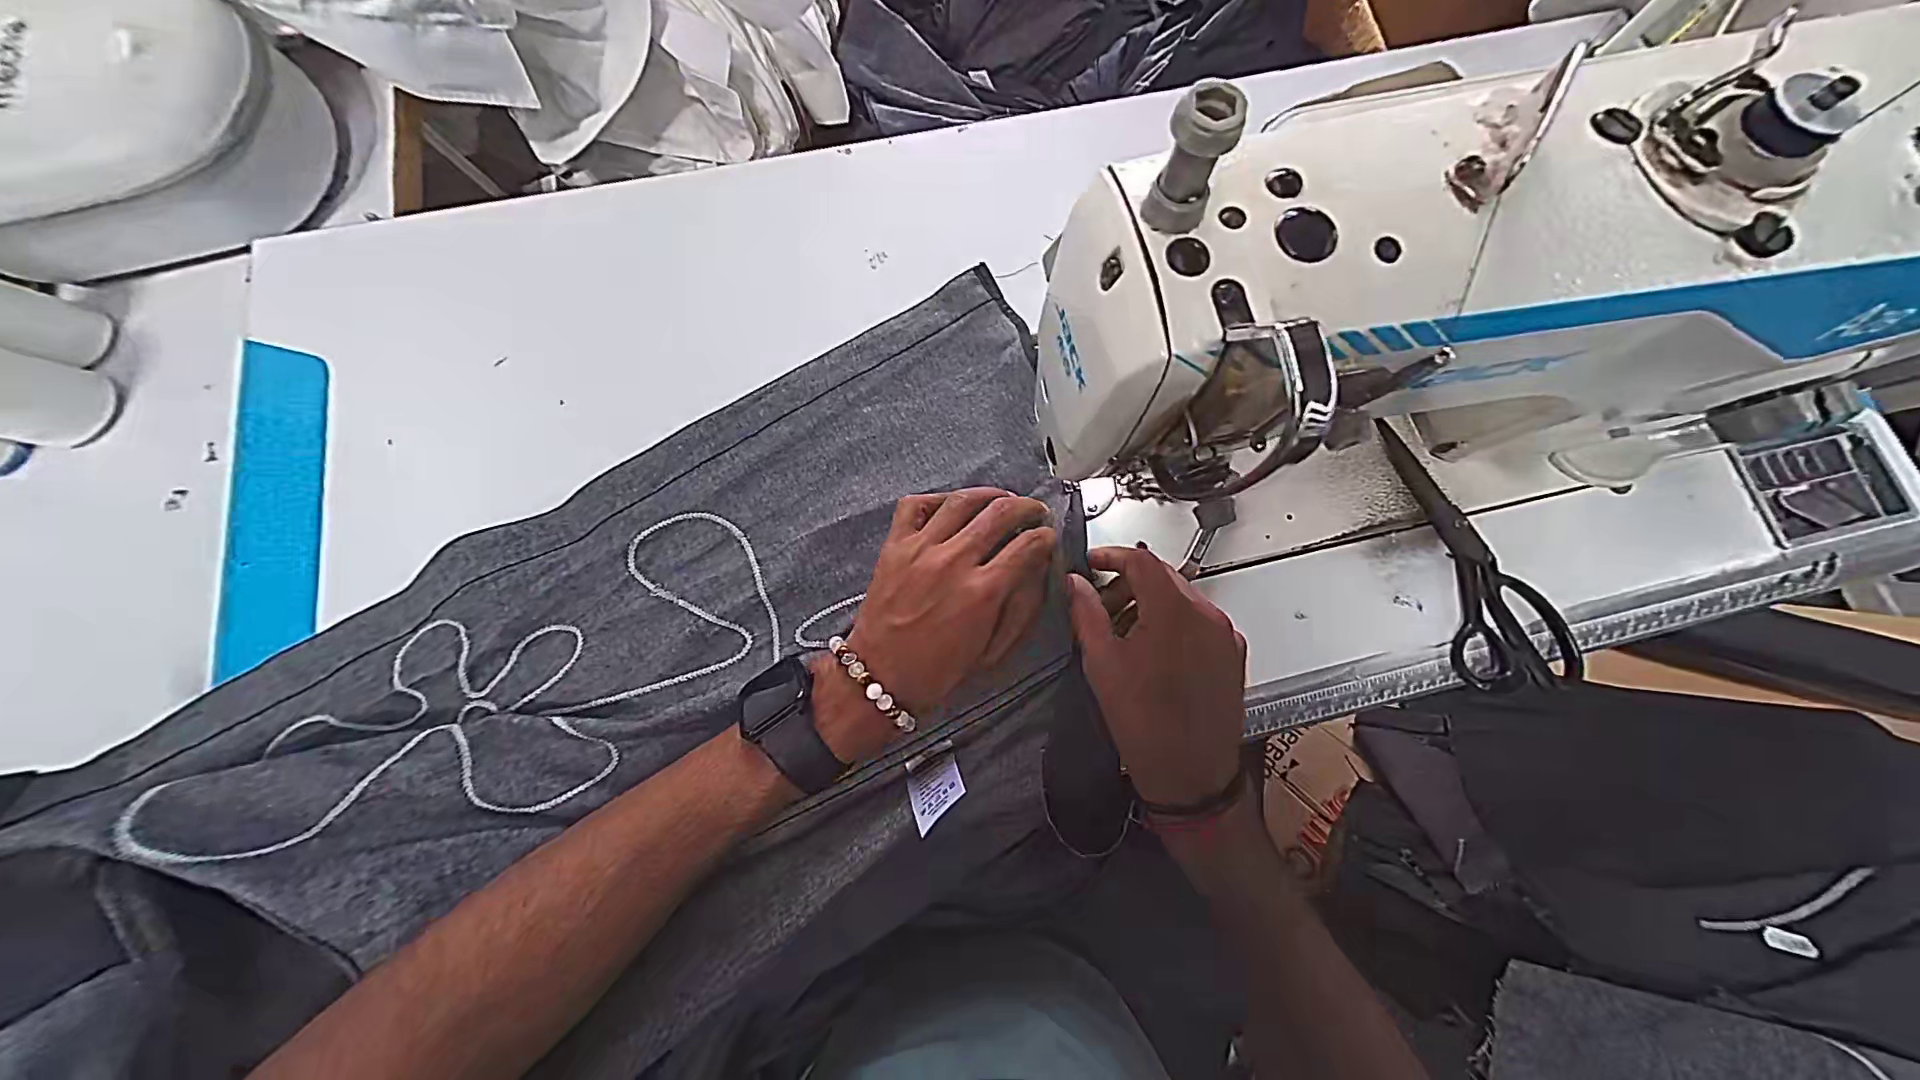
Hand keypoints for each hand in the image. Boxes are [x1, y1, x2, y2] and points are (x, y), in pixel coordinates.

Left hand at [828, 488, 1055, 753]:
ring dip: (990, 495)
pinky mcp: (895, 547)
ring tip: (1001, 499)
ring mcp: (921, 550)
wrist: (882, 676)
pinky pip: (916, 505)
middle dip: (1027, 507)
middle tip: (1033, 512)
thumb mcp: (994, 652)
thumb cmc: (935, 670)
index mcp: (982, 592)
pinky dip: (938, 498)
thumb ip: (1023, 609)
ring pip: (962, 500)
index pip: (1028, 544)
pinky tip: (953, 504)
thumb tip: (1039, 572)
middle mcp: (952, 563)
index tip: (1048, 536)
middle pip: (1001, 512)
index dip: (1046, 536)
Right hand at [1067, 546, 1245, 805]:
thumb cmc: (1148, 726)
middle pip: (1164, 576)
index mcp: (1174, 612)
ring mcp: (1224, 635)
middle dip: (1129, 582)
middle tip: (1101, 602)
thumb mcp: (1102, 663)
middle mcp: (1207, 617)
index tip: (1095, 563)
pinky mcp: (1232, 654)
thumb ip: (1087, 613)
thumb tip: (1076, 585)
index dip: (1112, 556)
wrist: (1191, 774)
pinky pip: (1199, 622)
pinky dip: (1173, 623)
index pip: (1142, 560)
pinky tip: (1151, 650)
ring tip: (1124, 633)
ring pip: (1182, 598)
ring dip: (1150, 603)